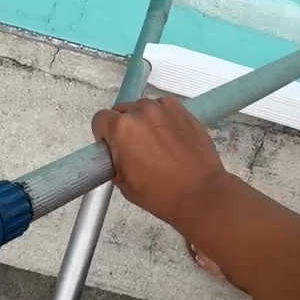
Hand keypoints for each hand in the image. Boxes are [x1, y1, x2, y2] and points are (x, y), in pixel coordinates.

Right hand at [91, 96, 231, 226]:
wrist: (199, 192)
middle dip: (123, 126)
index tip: (112, 146)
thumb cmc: (160, 193)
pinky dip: (163, 117)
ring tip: (155, 141)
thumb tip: (116, 155)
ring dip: (144, 120)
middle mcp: (141, 112)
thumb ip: (114, 160)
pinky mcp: (182, 110)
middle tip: (134, 147)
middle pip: (122, 111)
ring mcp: (164, 109)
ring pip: (144, 107)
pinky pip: (164, 106)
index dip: (104, 134)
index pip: (100, 119)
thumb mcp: (123, 183)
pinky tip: (169, 134)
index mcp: (121, 129)